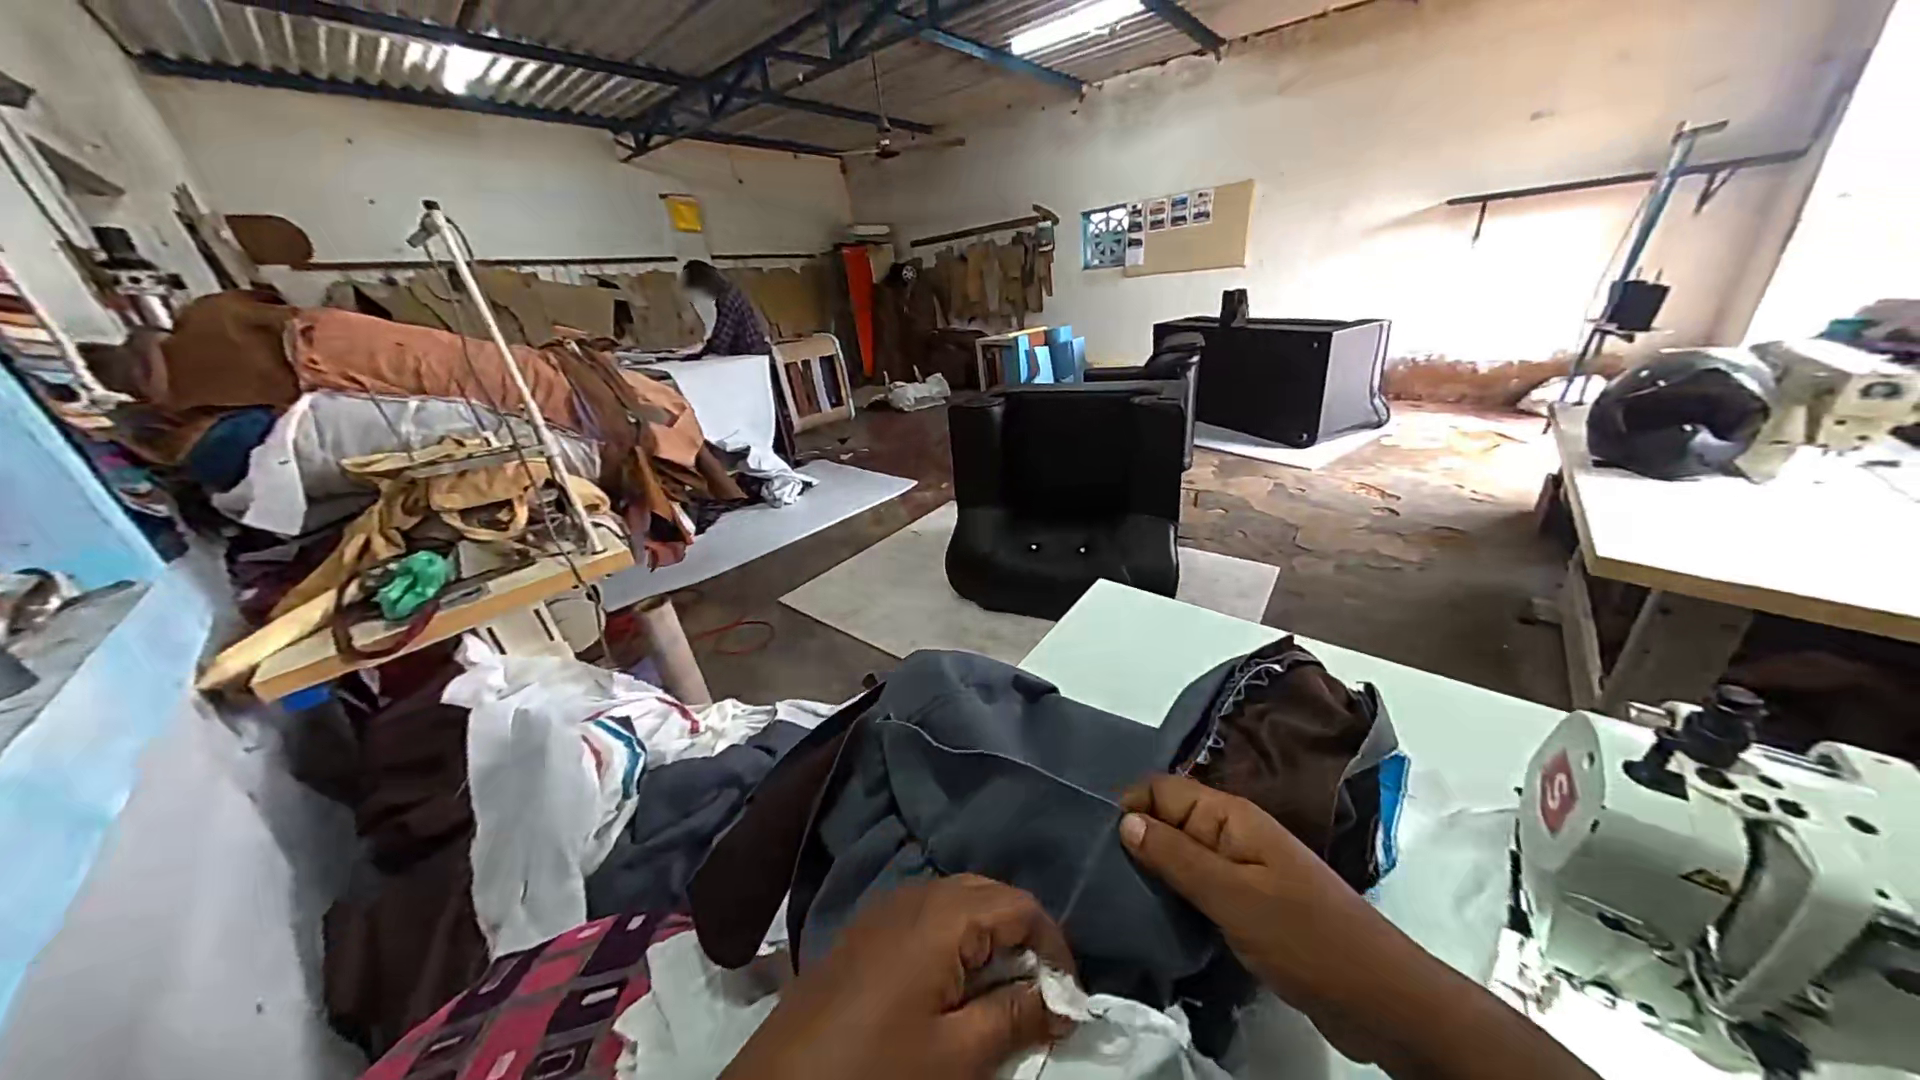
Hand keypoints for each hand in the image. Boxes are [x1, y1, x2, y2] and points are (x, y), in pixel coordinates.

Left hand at [720, 875, 1076, 1079]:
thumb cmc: (876, 1069)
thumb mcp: (956, 1056)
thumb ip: (1014, 1017)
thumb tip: (1060, 999)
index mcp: (944, 915)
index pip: (1021, 906)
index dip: (1054, 948)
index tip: (1068, 998)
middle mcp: (918, 893)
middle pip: (991, 895)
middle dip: (1024, 938)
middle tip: (1039, 994)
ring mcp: (889, 905)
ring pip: (960, 900)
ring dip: (990, 936)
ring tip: (1002, 991)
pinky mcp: (869, 925)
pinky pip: (929, 913)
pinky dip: (956, 937)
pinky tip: (955, 981)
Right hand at [1120, 776, 1601, 1079]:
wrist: (1381, 1000)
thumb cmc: (1304, 938)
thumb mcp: (1232, 897)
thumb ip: (1176, 856)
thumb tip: (1124, 819)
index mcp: (1231, 816)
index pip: (1164, 789)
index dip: (1131, 806)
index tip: (1101, 841)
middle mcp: (1234, 833)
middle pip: (1171, 818)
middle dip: (1137, 837)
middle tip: (1103, 871)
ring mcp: (1243, 867)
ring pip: (1183, 852)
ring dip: (1155, 867)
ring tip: (1119, 892)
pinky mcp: (1249, 901)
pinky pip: (1200, 883)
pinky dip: (1177, 892)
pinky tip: (1155, 912)